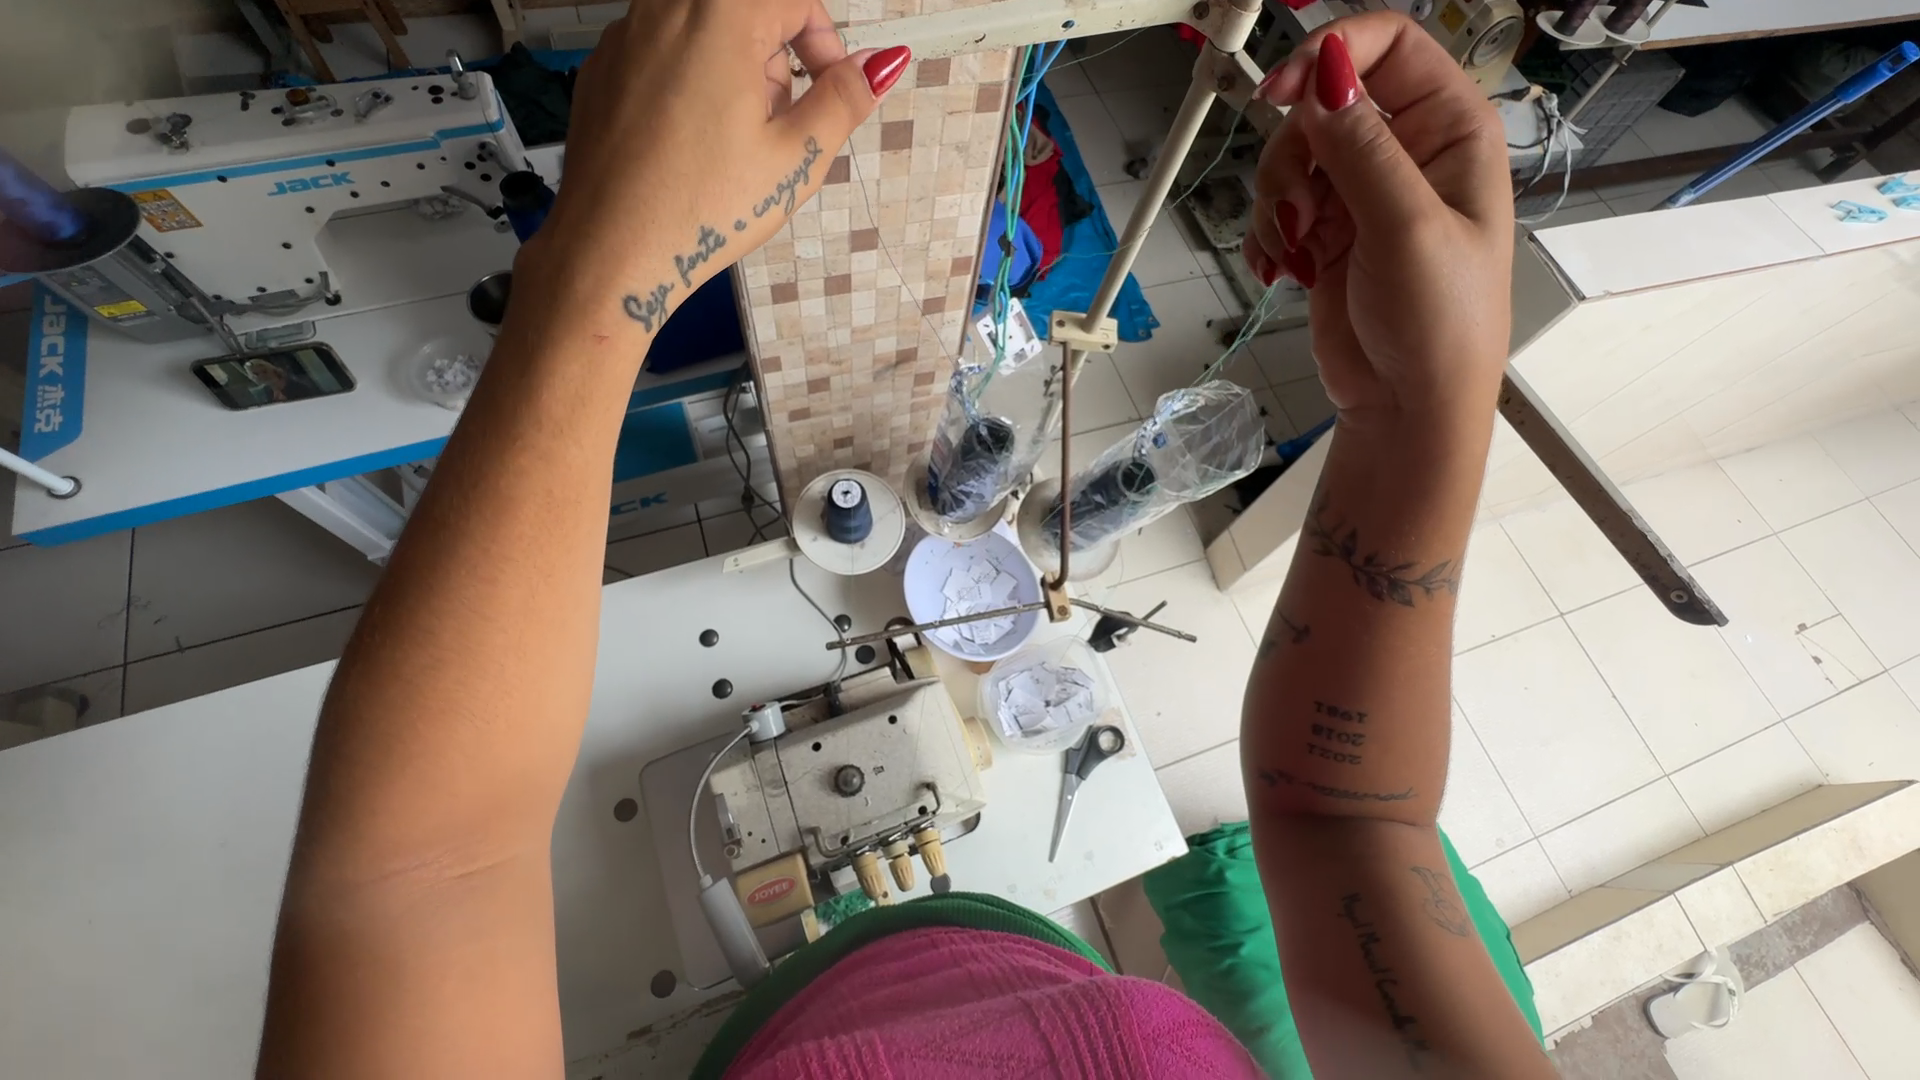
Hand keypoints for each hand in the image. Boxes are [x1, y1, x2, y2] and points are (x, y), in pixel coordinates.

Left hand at [512, 0, 908, 345]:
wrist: (613, 247)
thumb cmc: (705, 206)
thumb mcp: (797, 158)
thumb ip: (845, 101)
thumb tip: (882, 62)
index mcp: (721, 14)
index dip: (826, 46)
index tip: (829, 96)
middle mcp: (665, 6)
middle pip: (749, 12)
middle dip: (777, 65)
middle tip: (776, 134)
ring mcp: (625, 34)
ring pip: (704, 32)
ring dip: (736, 76)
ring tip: (733, 147)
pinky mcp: (603, 68)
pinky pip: (664, 56)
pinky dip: (690, 87)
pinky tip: (691, 150)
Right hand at [1244, 13, 1511, 421]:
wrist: (1407, 400)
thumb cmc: (1437, 322)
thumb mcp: (1405, 227)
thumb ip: (1363, 148)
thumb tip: (1326, 71)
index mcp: (1446, 130)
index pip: (1388, 48)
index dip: (1329, 55)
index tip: (1277, 93)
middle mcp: (1403, 154)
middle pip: (1319, 110)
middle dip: (1290, 160)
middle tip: (1296, 216)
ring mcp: (1360, 198)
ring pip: (1290, 163)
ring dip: (1274, 208)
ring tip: (1294, 254)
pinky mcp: (1326, 237)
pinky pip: (1276, 213)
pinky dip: (1266, 239)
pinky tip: (1281, 271)